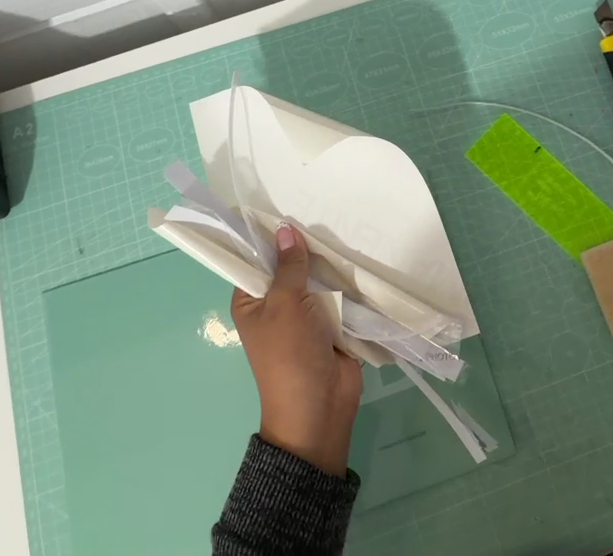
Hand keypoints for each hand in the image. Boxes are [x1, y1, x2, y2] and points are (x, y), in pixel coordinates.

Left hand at [230, 224, 362, 476]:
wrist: (319, 409)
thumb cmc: (290, 355)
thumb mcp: (285, 304)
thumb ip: (289, 266)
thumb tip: (286, 229)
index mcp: (251, 300)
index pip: (256, 259)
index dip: (271, 235)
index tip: (290, 204)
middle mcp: (275, 304)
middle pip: (291, 266)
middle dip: (307, 245)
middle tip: (327, 206)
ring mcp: (305, 315)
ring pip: (317, 278)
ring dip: (330, 262)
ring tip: (348, 224)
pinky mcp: (332, 324)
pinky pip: (339, 295)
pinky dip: (348, 281)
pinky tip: (361, 253)